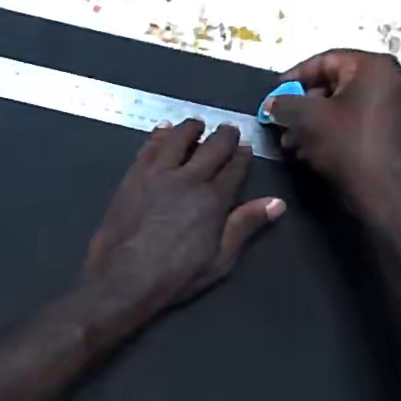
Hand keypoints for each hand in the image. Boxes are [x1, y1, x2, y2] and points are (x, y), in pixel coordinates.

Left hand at [80, 119, 284, 332]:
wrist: (124, 276)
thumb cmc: (175, 275)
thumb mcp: (219, 259)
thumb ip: (245, 226)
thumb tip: (276, 203)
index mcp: (213, 199)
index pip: (234, 168)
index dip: (242, 156)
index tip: (246, 148)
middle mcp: (188, 178)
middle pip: (211, 147)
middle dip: (224, 136)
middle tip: (228, 130)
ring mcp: (158, 174)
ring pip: (178, 138)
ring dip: (191, 128)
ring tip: (197, 124)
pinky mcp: (133, 175)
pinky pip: (149, 146)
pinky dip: (159, 134)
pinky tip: (163, 129)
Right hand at [262, 50, 400, 218]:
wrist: (385, 194)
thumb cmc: (346, 145)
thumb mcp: (306, 119)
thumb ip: (283, 103)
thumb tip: (272, 103)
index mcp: (374, 67)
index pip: (325, 61)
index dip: (294, 77)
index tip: (274, 94)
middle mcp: (391, 80)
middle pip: (333, 84)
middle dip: (302, 105)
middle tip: (281, 121)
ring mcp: (397, 107)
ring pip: (342, 106)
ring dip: (312, 122)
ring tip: (290, 142)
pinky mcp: (395, 131)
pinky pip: (355, 122)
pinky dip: (331, 131)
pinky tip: (309, 151)